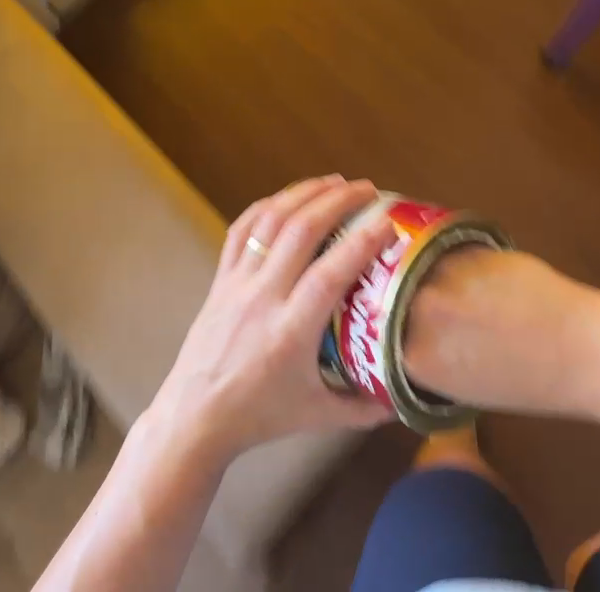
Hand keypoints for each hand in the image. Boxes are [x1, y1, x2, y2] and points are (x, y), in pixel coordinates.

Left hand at [147, 176, 399, 464]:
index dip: (361, 243)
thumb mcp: (318, 415)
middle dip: (337, 201)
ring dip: (304, 193)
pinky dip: (267, 206)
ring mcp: (237, 283)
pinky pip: (241, 230)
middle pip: (300, 231)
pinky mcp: (220, 279)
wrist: (194, 416)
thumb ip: (364, 407)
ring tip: (335, 182)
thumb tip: (404, 395)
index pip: (330, 275)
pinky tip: (288, 198)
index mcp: (291, 332)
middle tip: (368, 189)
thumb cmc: (259, 416)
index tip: (388, 222)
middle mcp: (263, 298)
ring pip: (270, 221)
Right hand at [401, 248, 599, 416]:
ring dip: (418, 269)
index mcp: (414, 358)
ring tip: (436, 277)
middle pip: (385, 294)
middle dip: (395, 292)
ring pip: (408, 265)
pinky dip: (444, 257)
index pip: (376, 333)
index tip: (391, 317)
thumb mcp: (462, 385)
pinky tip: (462, 266)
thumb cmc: (531, 384)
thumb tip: (411, 330)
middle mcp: (416, 315)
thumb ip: (428, 355)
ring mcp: (438, 278)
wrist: (582, 350)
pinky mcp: (462, 252)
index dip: (384, 323)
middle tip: (413, 293)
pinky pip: (436, 251)